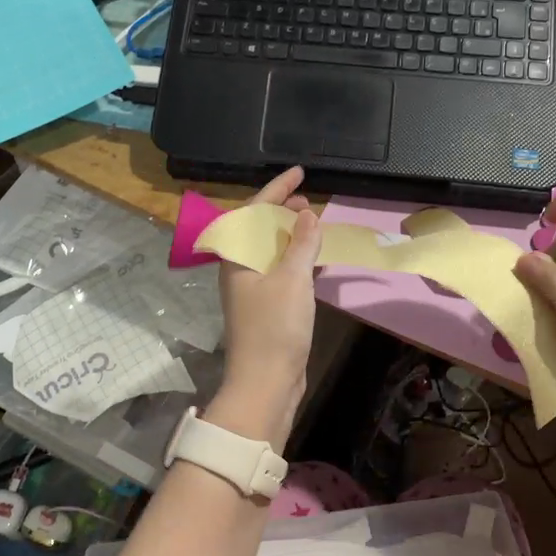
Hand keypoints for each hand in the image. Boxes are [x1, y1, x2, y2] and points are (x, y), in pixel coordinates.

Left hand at [207, 166, 321, 449]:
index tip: (299, 172)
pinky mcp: (268, 307)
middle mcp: (240, 268)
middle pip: (259, 229)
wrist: (266, 383)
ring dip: (293, 235)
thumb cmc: (275, 327)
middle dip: (283, 211)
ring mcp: (253, 289)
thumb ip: (302, 244)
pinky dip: (299, 259)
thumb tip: (308, 214)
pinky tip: (319, 260)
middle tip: (309, 200)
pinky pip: (282, 271)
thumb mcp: (292, 279)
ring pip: (272, 250)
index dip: (276, 189)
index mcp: (236, 256)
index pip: (253, 210)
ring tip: (315, 223)